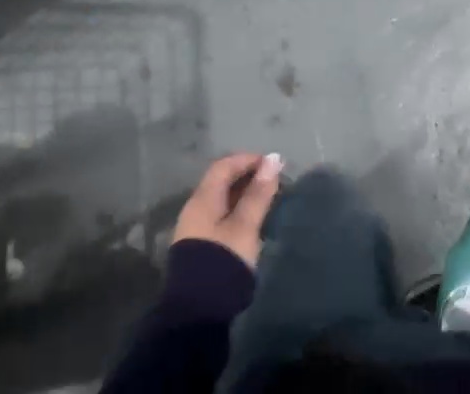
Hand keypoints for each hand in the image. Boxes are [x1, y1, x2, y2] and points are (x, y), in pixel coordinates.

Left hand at [172, 152, 282, 267]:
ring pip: (221, 200)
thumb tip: (273, 160)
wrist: (198, 310)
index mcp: (202, 199)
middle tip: (274, 182)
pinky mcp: (199, 246)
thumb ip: (258, 193)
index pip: (224, 166)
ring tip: (267, 201)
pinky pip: (219, 217)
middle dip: (248, 177)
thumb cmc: (223, 260)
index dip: (248, 160)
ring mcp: (195, 228)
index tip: (273, 164)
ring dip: (243, 195)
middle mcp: (195, 209)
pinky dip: (237, 211)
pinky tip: (252, 222)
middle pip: (221, 182)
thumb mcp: (245, 225)